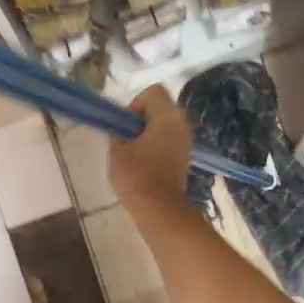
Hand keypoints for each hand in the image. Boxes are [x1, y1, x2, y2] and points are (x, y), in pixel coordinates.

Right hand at [109, 86, 194, 206]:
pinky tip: (144, 165)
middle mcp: (181, 125)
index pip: (153, 92)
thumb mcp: (117, 152)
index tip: (125, 125)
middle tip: (127, 139)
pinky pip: (169, 142)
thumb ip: (118, 133)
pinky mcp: (185, 158)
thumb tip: (121, 131)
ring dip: (148, 134)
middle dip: (141, 119)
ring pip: (165, 126)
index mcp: (167, 117)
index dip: (135, 103)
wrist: (160, 210)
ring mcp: (186, 142)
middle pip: (160, 108)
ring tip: (134, 154)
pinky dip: (156, 147)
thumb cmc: (137, 177)